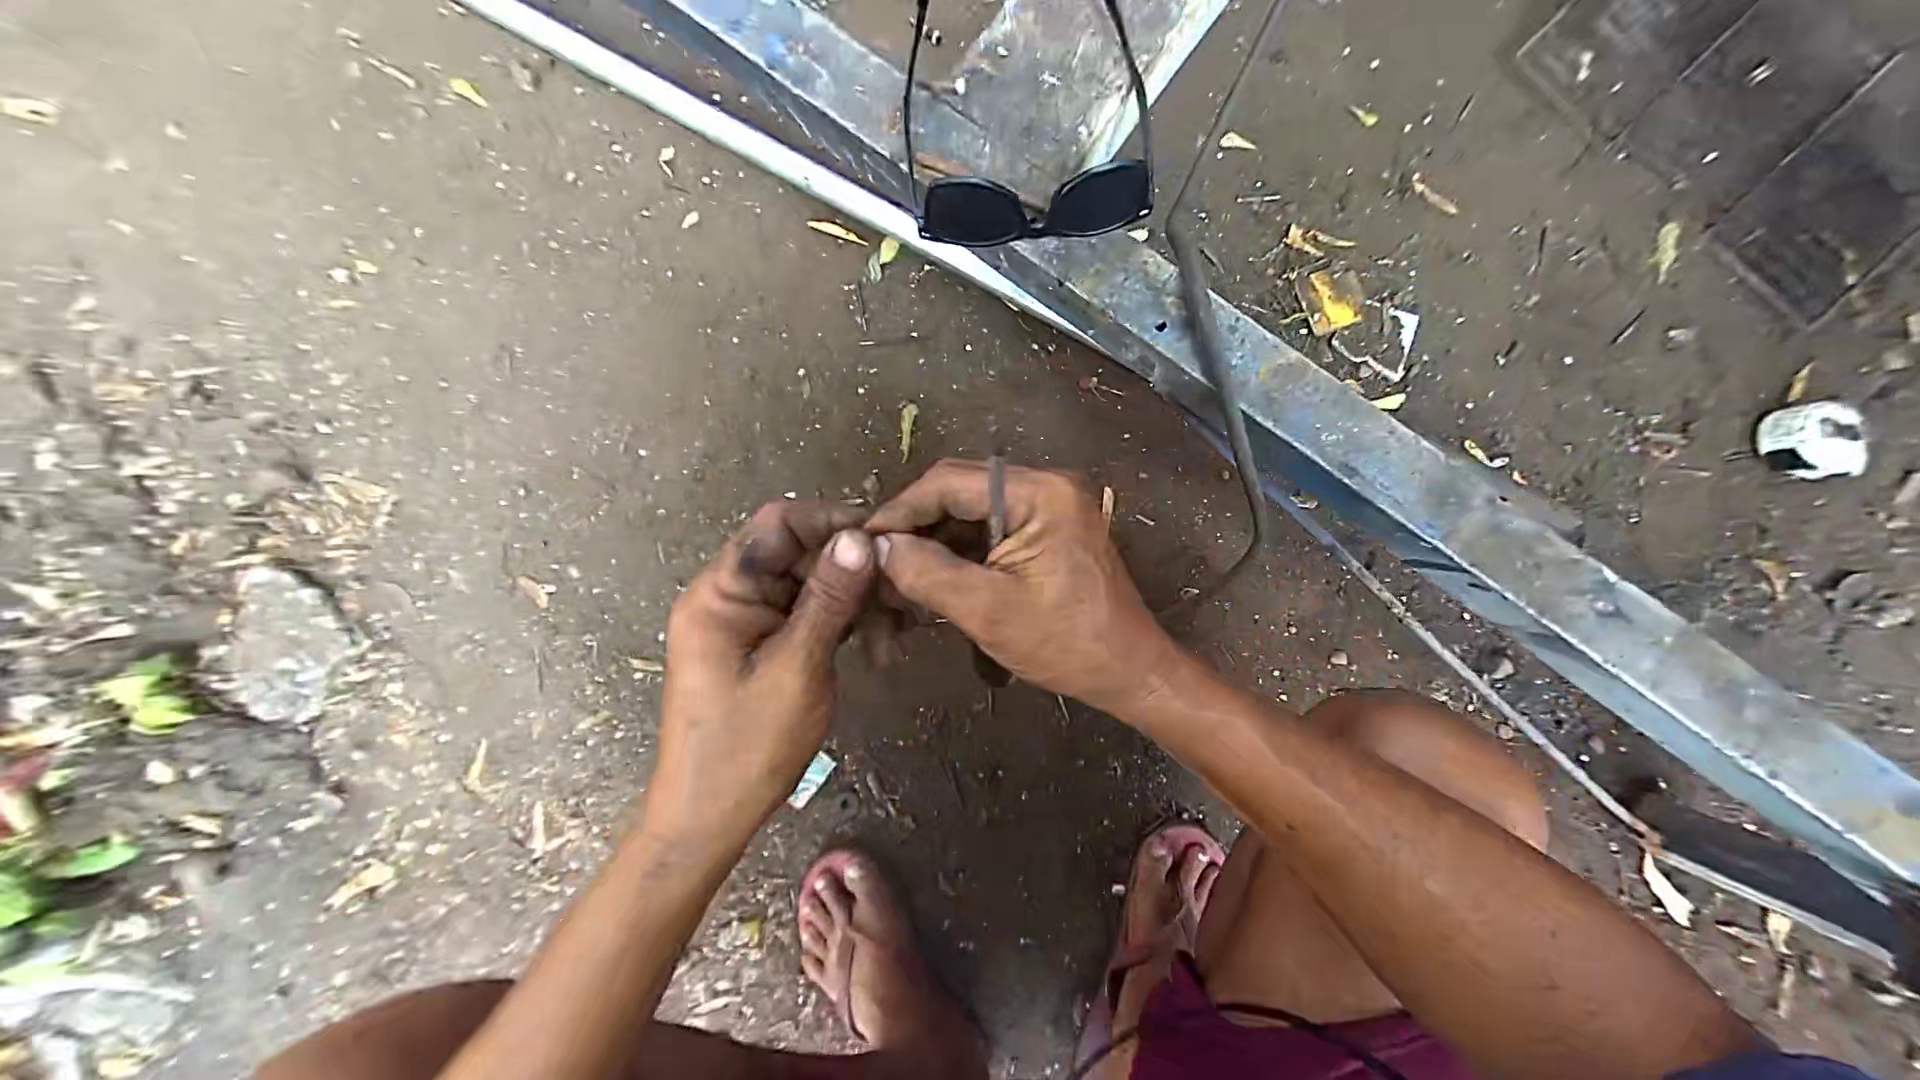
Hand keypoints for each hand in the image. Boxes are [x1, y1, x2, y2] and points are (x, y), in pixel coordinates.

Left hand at [648, 502, 878, 843]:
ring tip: (891, 638)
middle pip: (797, 554)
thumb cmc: (746, 747)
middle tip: (898, 599)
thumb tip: (860, 537)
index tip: (883, 540)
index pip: (777, 525)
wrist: (710, 819)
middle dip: (851, 571)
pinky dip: (840, 625)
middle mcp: (729, 597)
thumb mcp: (797, 668)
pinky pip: (807, 616)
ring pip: (809, 586)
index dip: (832, 522)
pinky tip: (874, 647)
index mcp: (720, 593)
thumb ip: (829, 599)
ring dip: (853, 603)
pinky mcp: (762, 645)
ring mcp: (746, 623)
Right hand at [866, 459, 1181, 714]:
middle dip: (916, 523)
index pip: (948, 481)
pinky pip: (992, 528)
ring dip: (936, 538)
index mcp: (1039, 492)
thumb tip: (880, 546)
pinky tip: (936, 577)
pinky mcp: (1049, 529)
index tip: (866, 541)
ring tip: (901, 573)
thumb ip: (928, 572)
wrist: (1130, 671)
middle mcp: (1046, 485)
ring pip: (971, 510)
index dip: (901, 509)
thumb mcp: (988, 610)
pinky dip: (960, 550)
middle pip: (959, 489)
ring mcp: (1051, 506)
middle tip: (880, 558)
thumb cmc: (1066, 644)